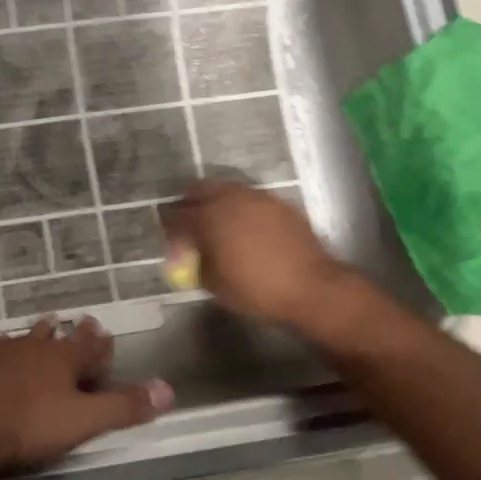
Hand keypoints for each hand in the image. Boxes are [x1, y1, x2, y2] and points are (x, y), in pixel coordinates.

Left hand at [0, 318, 173, 474]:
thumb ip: (123, 406)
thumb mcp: (82, 420)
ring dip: (40, 335)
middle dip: (71, 333)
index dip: (100, 343)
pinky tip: (4, 350)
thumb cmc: (28, 423)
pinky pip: (0, 350)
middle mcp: (34, 347)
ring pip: (28, 338)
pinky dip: (10, 349)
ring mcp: (2, 353)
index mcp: (63, 358)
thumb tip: (169, 389)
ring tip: (47, 327)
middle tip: (80, 323)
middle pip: (58, 336)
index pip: (89, 346)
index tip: (107, 333)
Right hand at [161, 180, 358, 330]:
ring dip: (215, 202)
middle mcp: (229, 198)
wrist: (312, 287)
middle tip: (189, 223)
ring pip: (225, 189)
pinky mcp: (277, 202)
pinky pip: (249, 198)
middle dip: (189, 203)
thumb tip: (188, 255)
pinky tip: (244, 226)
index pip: (176, 214)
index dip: (168, 225)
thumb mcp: (215, 284)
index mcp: (208, 217)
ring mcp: (256, 197)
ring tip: (217, 223)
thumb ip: (195, 263)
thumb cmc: (257, 290)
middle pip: (198, 190)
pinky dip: (239, 207)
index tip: (169, 236)